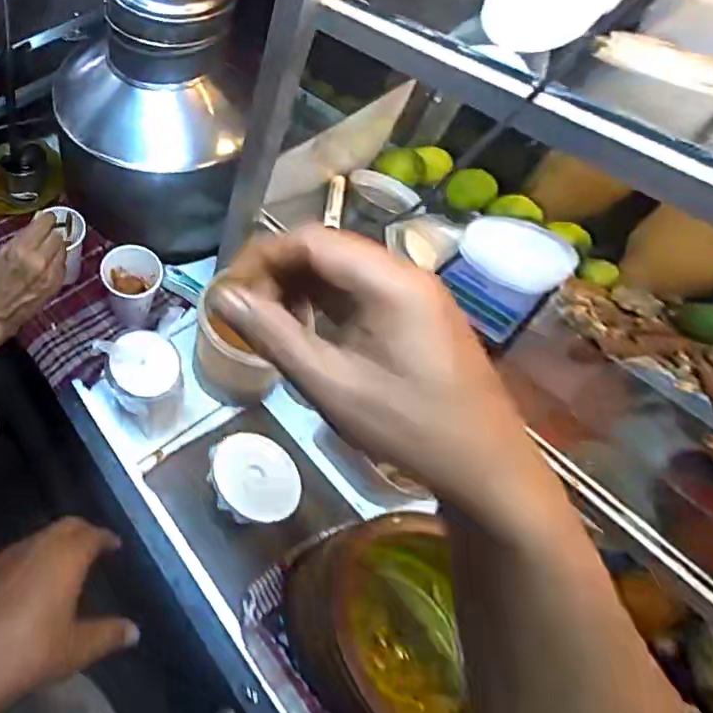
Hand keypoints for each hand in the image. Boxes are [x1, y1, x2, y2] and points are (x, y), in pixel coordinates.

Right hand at [0, 212, 67, 334]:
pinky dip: (57, 260)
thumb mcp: (2, 252)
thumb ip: (22, 235)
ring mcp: (51, 273)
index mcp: (22, 248)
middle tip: (43, 237)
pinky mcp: (57, 284)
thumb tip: (38, 222)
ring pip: (63, 247)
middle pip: (58, 234)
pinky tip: (47, 265)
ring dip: (55, 246)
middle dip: (51, 233)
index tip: (46, 219)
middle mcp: (39, 259)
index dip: (47, 219)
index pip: (47, 222)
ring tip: (44, 251)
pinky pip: (64, 263)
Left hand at [0, 518, 137, 712]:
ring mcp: (13, 552)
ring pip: (43, 534)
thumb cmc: (33, 649)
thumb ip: (108, 634)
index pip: (92, 534)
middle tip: (96, 543)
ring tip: (70, 558)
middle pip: (67, 525)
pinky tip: (37, 575)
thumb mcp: (77, 647)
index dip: (105, 537)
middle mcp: (41, 544)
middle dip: (84, 529)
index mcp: (66, 556)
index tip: (115, 543)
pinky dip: (39, 551)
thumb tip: (134, 630)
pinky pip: (25, 547)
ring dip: (60, 539)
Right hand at [207, 226, 558, 540]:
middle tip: (247, 308)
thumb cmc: (411, 428)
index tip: (232, 290)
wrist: (490, 472)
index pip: (311, 240)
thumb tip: (222, 296)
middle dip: (277, 271)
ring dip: (298, 285)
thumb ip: (273, 335)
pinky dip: (323, 299)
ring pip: (338, 267)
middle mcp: (404, 271)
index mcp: (390, 281)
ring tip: (271, 321)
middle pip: (325, 248)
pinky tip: (307, 329)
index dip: (263, 257)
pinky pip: (357, 287)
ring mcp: (413, 290)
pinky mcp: (415, 310)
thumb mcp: (332, 385)